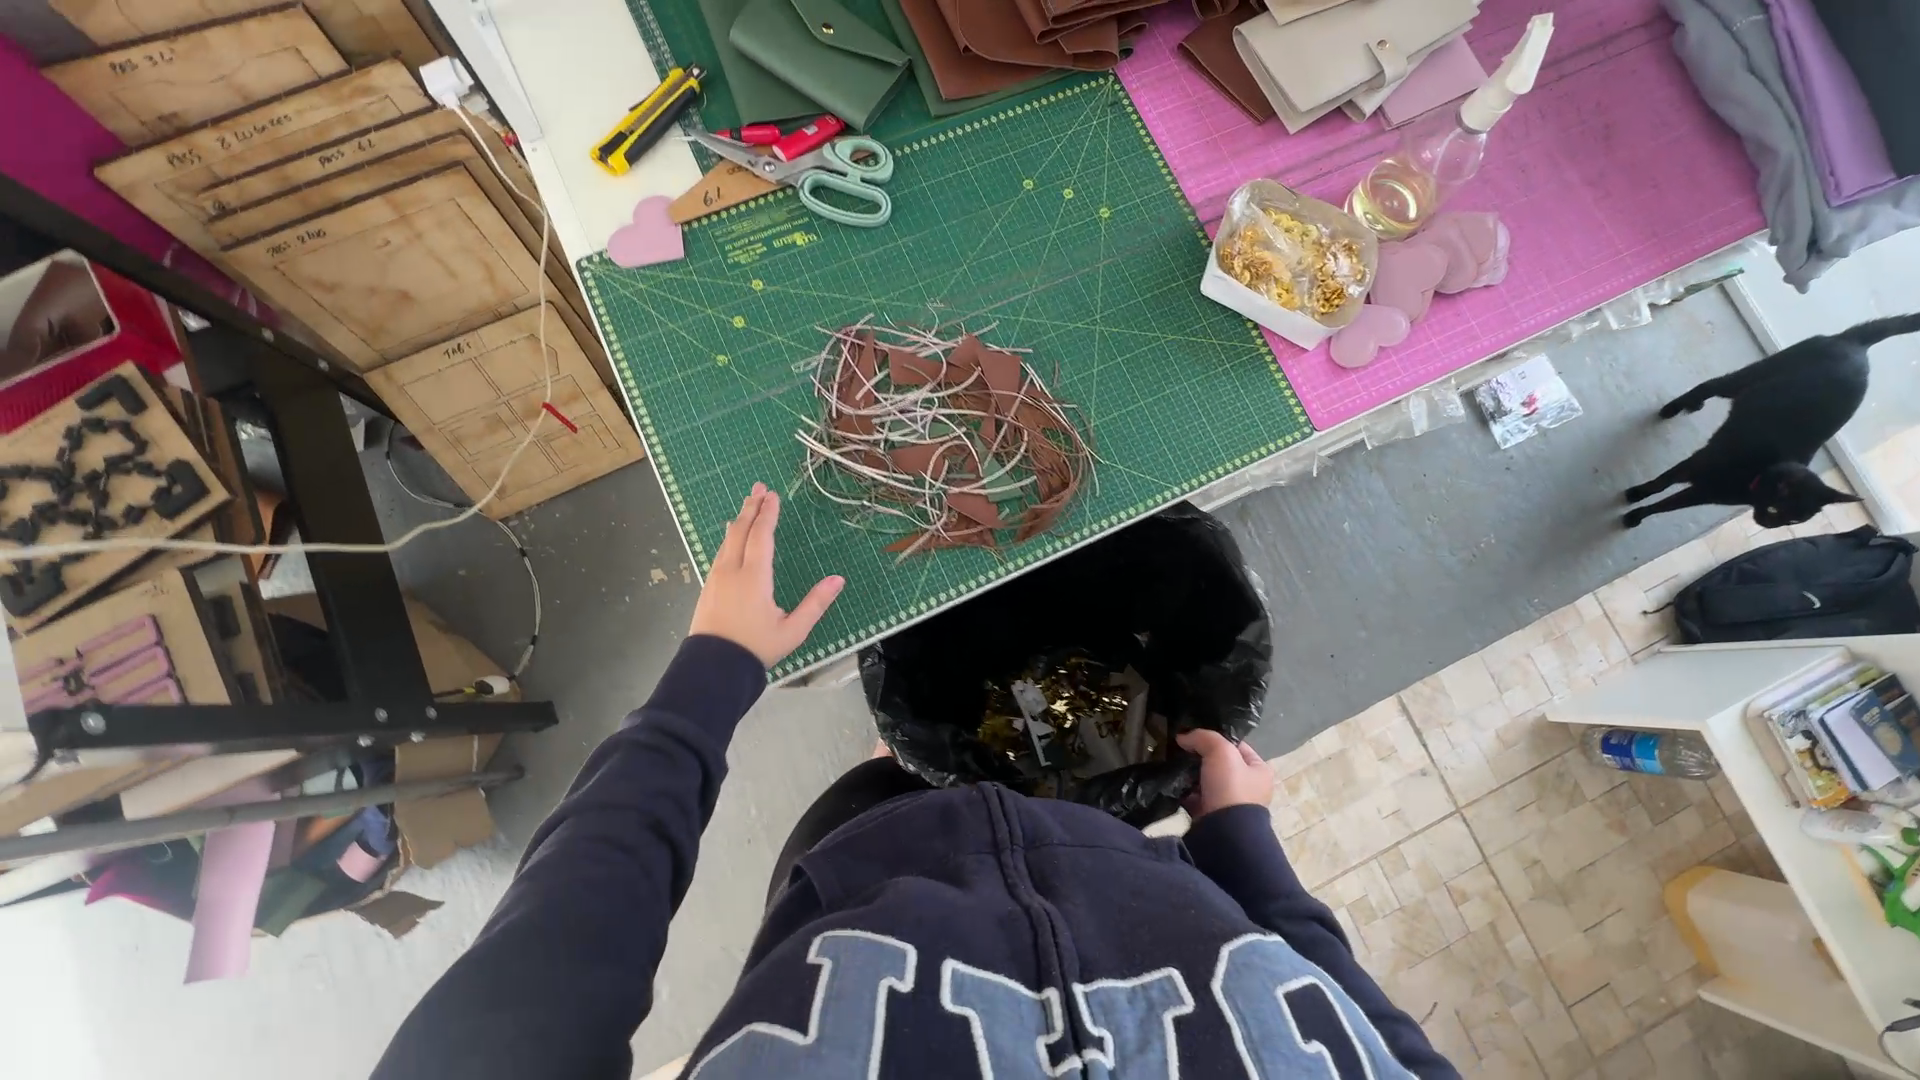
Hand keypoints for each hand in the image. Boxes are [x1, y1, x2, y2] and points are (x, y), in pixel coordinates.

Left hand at [689, 483, 843, 668]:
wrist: (713, 668)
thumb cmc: (756, 649)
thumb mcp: (793, 630)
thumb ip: (815, 603)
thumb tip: (838, 580)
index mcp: (754, 577)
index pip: (761, 536)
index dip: (768, 514)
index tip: (772, 495)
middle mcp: (732, 571)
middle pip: (740, 531)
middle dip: (750, 507)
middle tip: (758, 487)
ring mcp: (716, 578)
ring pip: (727, 541)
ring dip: (739, 521)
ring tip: (746, 507)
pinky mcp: (708, 588)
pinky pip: (720, 553)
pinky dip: (730, 538)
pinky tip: (732, 540)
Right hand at [1176, 729, 1273, 818]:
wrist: (1224, 830)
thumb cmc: (1230, 786)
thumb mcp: (1220, 751)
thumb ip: (1203, 737)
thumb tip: (1183, 737)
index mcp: (1259, 770)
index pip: (1236, 745)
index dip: (1215, 738)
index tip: (1193, 735)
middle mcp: (1249, 786)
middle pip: (1219, 763)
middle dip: (1199, 757)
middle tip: (1180, 750)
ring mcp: (1230, 803)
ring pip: (1206, 779)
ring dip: (1191, 774)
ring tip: (1174, 766)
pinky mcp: (1213, 815)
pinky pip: (1196, 797)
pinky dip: (1186, 791)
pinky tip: (1174, 783)